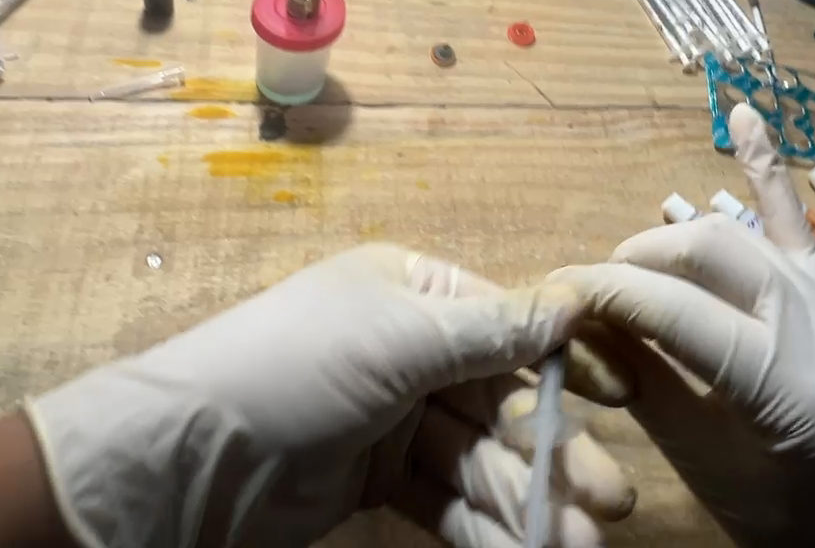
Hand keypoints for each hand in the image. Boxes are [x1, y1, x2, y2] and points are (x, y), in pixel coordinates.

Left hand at [26, 244, 635, 547]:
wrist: (192, 456)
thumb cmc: (305, 366)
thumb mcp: (400, 337)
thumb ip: (490, 328)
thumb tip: (572, 301)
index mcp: (416, 291)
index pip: (506, 322)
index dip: (562, 361)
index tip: (622, 398)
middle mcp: (413, 347)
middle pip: (499, 399)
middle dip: (550, 451)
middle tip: (609, 504)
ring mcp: (397, 415)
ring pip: (477, 456)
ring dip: (525, 499)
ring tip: (577, 546)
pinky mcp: (380, 477)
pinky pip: (445, 497)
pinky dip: (482, 525)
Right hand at [554, 105, 814, 547]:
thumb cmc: (785, 522)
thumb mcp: (702, 463)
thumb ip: (639, 380)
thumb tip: (577, 318)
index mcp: (787, 384)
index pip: (673, 310)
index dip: (606, 292)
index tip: (555, 291)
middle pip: (702, 252)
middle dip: (634, 260)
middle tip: (592, 292)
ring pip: (730, 234)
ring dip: (669, 241)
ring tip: (630, 265)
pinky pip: (791, 220)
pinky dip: (762, 167)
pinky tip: (744, 114)